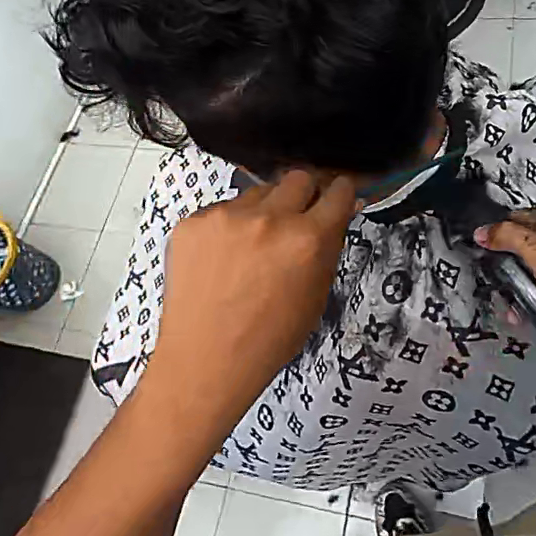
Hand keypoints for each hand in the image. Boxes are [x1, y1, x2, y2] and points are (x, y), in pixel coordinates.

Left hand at [149, 171, 357, 410]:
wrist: (207, 359)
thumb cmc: (272, 336)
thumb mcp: (318, 292)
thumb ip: (328, 246)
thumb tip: (336, 215)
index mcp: (309, 239)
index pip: (339, 190)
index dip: (341, 193)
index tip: (337, 196)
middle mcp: (270, 218)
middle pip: (298, 176)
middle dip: (304, 194)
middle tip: (298, 218)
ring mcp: (227, 217)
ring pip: (259, 192)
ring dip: (266, 209)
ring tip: (255, 245)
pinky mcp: (193, 222)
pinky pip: (224, 209)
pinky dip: (231, 226)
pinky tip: (225, 257)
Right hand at [475, 208, 535, 328]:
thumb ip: (507, 237)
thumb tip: (483, 232)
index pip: (511, 220)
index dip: (495, 238)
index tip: (486, 256)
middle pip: (521, 246)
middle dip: (509, 270)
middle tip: (504, 286)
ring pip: (533, 268)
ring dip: (522, 287)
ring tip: (519, 304)